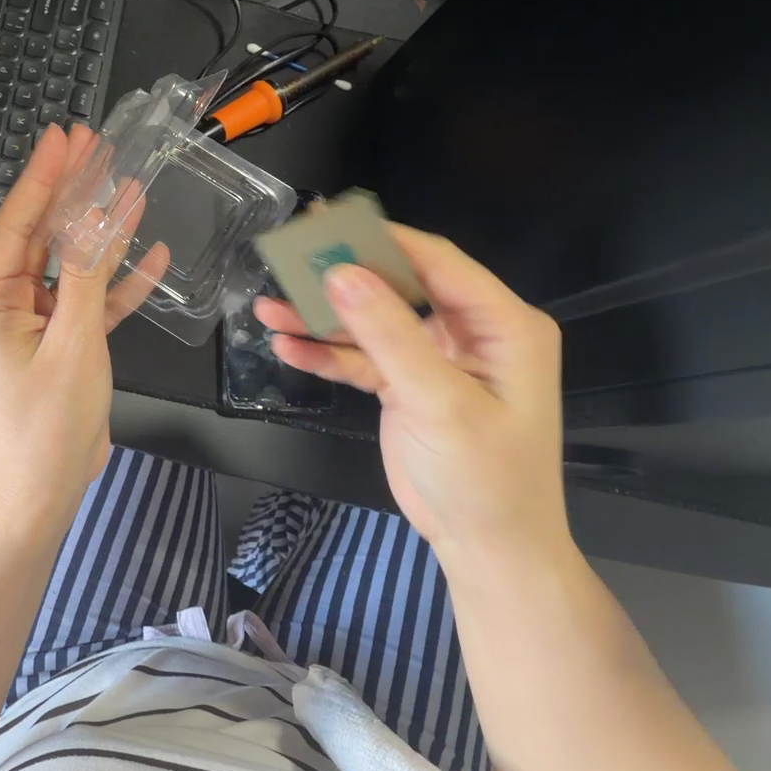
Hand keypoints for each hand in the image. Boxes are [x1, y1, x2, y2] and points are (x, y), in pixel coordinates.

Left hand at [0, 125, 168, 509]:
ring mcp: (37, 324)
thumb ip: (86, 278)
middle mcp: (9, 306)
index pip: (17, 225)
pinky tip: (150, 258)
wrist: (50, 484)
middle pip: (42, 237)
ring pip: (70, 265)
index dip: (40, 179)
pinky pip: (89, 302)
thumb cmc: (52, 420)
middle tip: (94, 145)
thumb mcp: (73, 342)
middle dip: (69, 192)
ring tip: (127, 186)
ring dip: (99, 233)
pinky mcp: (64, 342)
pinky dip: (118, 284)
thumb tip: (95, 220)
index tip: (61, 139)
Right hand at [253, 225, 567, 563]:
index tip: (328, 225)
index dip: (382, 241)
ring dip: (322, 319)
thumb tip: (340, 274)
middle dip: (341, 279)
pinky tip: (287, 348)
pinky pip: (360, 359)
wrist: (485, 546)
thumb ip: (389, 335)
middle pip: (397, 288)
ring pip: (370, 324)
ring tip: (268, 309)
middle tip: (288, 260)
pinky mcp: (404, 386)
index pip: (437, 264)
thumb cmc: (483, 476)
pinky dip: (325, 354)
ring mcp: (433, 360)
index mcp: (502, 325)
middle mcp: (468, 333)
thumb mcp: (438, 401)